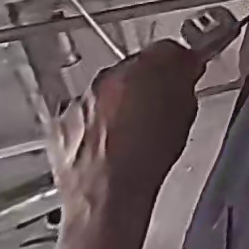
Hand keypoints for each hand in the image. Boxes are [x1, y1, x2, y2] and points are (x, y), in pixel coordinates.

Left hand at [51, 40, 206, 216]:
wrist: (107, 200)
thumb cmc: (146, 160)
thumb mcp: (184, 113)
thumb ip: (185, 82)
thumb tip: (185, 69)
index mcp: (144, 68)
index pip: (167, 48)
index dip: (178, 61)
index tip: (184, 69)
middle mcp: (110, 77)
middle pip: (136, 65)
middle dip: (148, 79)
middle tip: (160, 101)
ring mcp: (84, 99)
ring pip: (110, 88)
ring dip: (122, 99)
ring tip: (134, 127)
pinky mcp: (63, 122)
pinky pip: (86, 111)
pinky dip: (97, 120)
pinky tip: (111, 140)